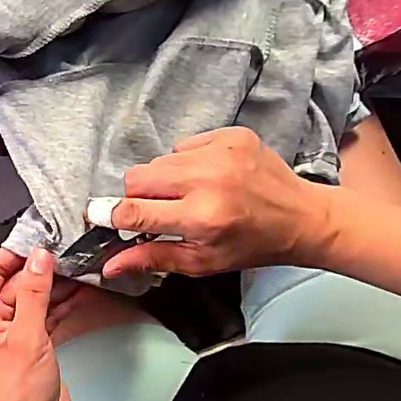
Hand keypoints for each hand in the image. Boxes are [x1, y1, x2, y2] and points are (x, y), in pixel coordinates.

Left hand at [0, 248, 68, 400]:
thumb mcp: (27, 338)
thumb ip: (34, 293)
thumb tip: (38, 257)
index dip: (15, 253)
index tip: (39, 238)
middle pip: (14, 283)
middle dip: (41, 269)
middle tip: (67, 251)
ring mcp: (9, 335)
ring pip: (33, 299)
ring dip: (55, 286)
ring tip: (79, 266)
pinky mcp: (29, 346)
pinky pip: (44, 316)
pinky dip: (61, 305)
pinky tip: (80, 291)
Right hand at [100, 126, 337, 279]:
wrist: (303, 217)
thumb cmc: (250, 245)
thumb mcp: (200, 261)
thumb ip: (151, 258)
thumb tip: (108, 265)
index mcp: (202, 218)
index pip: (135, 211)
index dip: (109, 214)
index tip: (97, 216)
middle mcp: (209, 180)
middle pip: (138, 177)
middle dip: (138, 196)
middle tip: (158, 210)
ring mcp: (221, 152)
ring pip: (158, 161)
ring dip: (163, 179)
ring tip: (188, 193)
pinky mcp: (230, 135)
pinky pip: (182, 145)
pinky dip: (185, 161)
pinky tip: (206, 176)